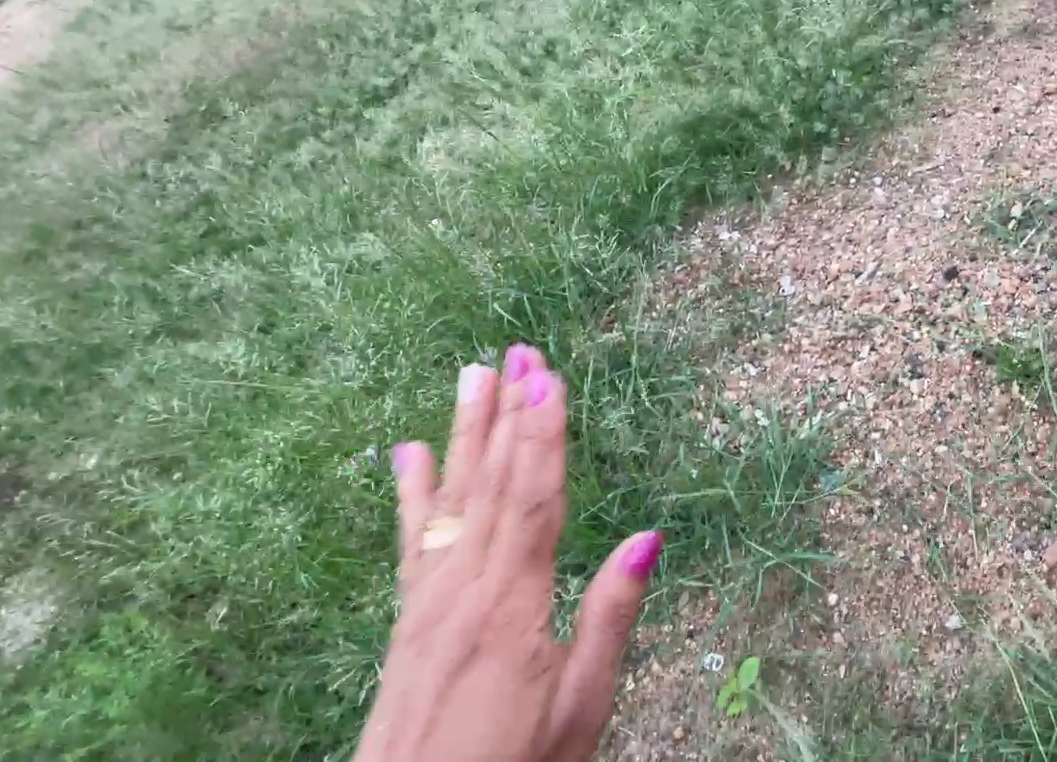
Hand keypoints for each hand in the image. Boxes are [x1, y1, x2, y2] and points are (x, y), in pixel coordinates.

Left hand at [355, 345, 661, 761]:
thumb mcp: (582, 704)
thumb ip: (610, 616)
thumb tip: (648, 535)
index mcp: (514, 605)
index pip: (534, 499)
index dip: (543, 436)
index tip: (548, 378)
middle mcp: (465, 590)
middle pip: (492, 485)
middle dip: (508, 414)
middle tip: (516, 352)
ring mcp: (429, 602)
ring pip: (452, 500)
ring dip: (466, 434)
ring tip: (471, 375)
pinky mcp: (408, 620)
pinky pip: (413, 542)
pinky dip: (412, 493)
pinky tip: (408, 452)